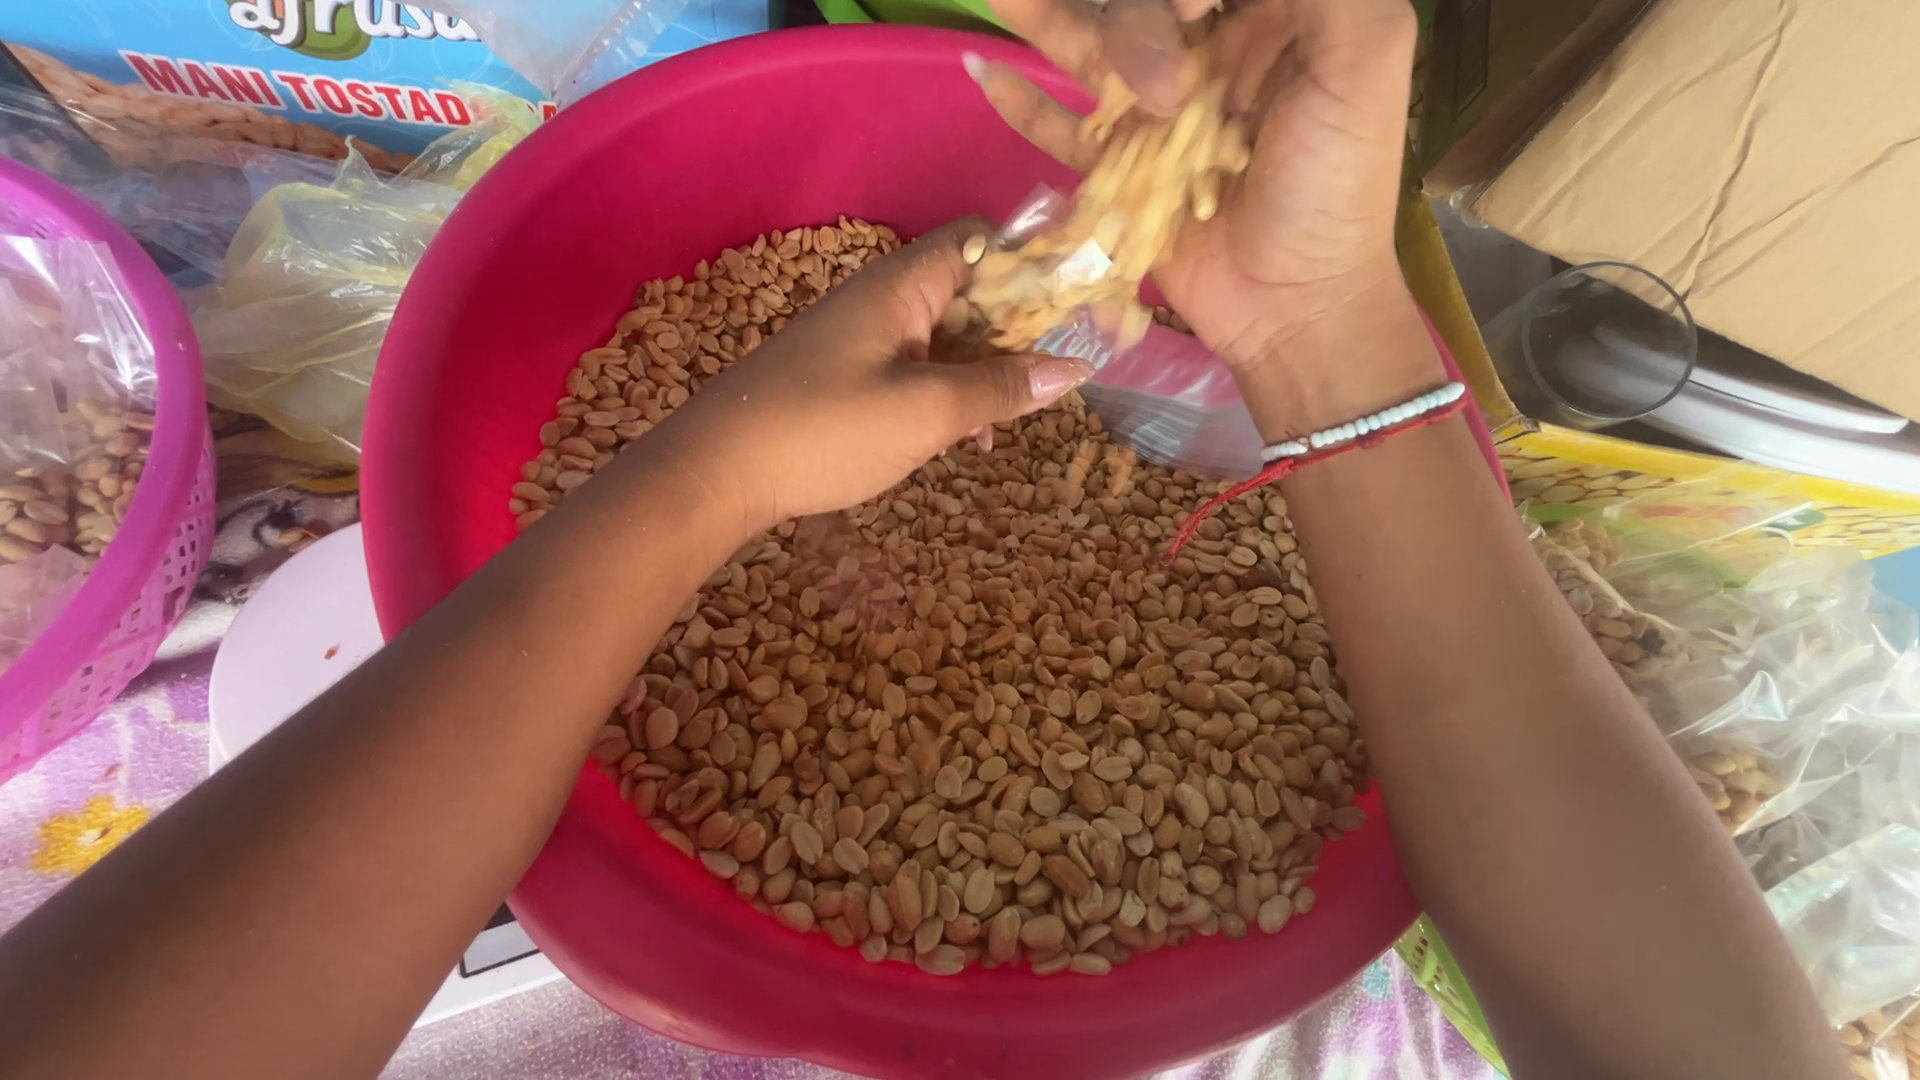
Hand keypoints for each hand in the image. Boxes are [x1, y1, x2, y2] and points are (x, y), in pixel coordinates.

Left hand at [637, 218, 1093, 534]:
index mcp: (903, 285)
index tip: (1073, 305)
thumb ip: (1001, 388)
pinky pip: (915, 370)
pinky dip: (946, 394)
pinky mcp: (848, 376)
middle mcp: (883, 300)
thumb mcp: (928, 411)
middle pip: (968, 291)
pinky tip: (963, 439)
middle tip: (1050, 377)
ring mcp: (863, 339)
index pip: (979, 240)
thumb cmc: (827, 430)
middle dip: (1015, 330)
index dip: (1032, 263)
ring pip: (944, 338)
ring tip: (1008, 421)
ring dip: (983, 372)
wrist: (720, 470)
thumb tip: (1073, 368)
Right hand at [969, 0, 1418, 370]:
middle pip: (1139, 9)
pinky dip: (1026, 105)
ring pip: (1091, 53)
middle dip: (1135, 30)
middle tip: (1164, 96)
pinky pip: (1064, 130)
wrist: (1291, 303)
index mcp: (1270, 19)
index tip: (1191, 13)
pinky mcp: (1120, 175)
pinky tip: (984, 72)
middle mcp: (1205, 59)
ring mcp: (1154, 119)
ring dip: (1042, 18)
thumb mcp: (1364, 60)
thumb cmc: (1335, 190)